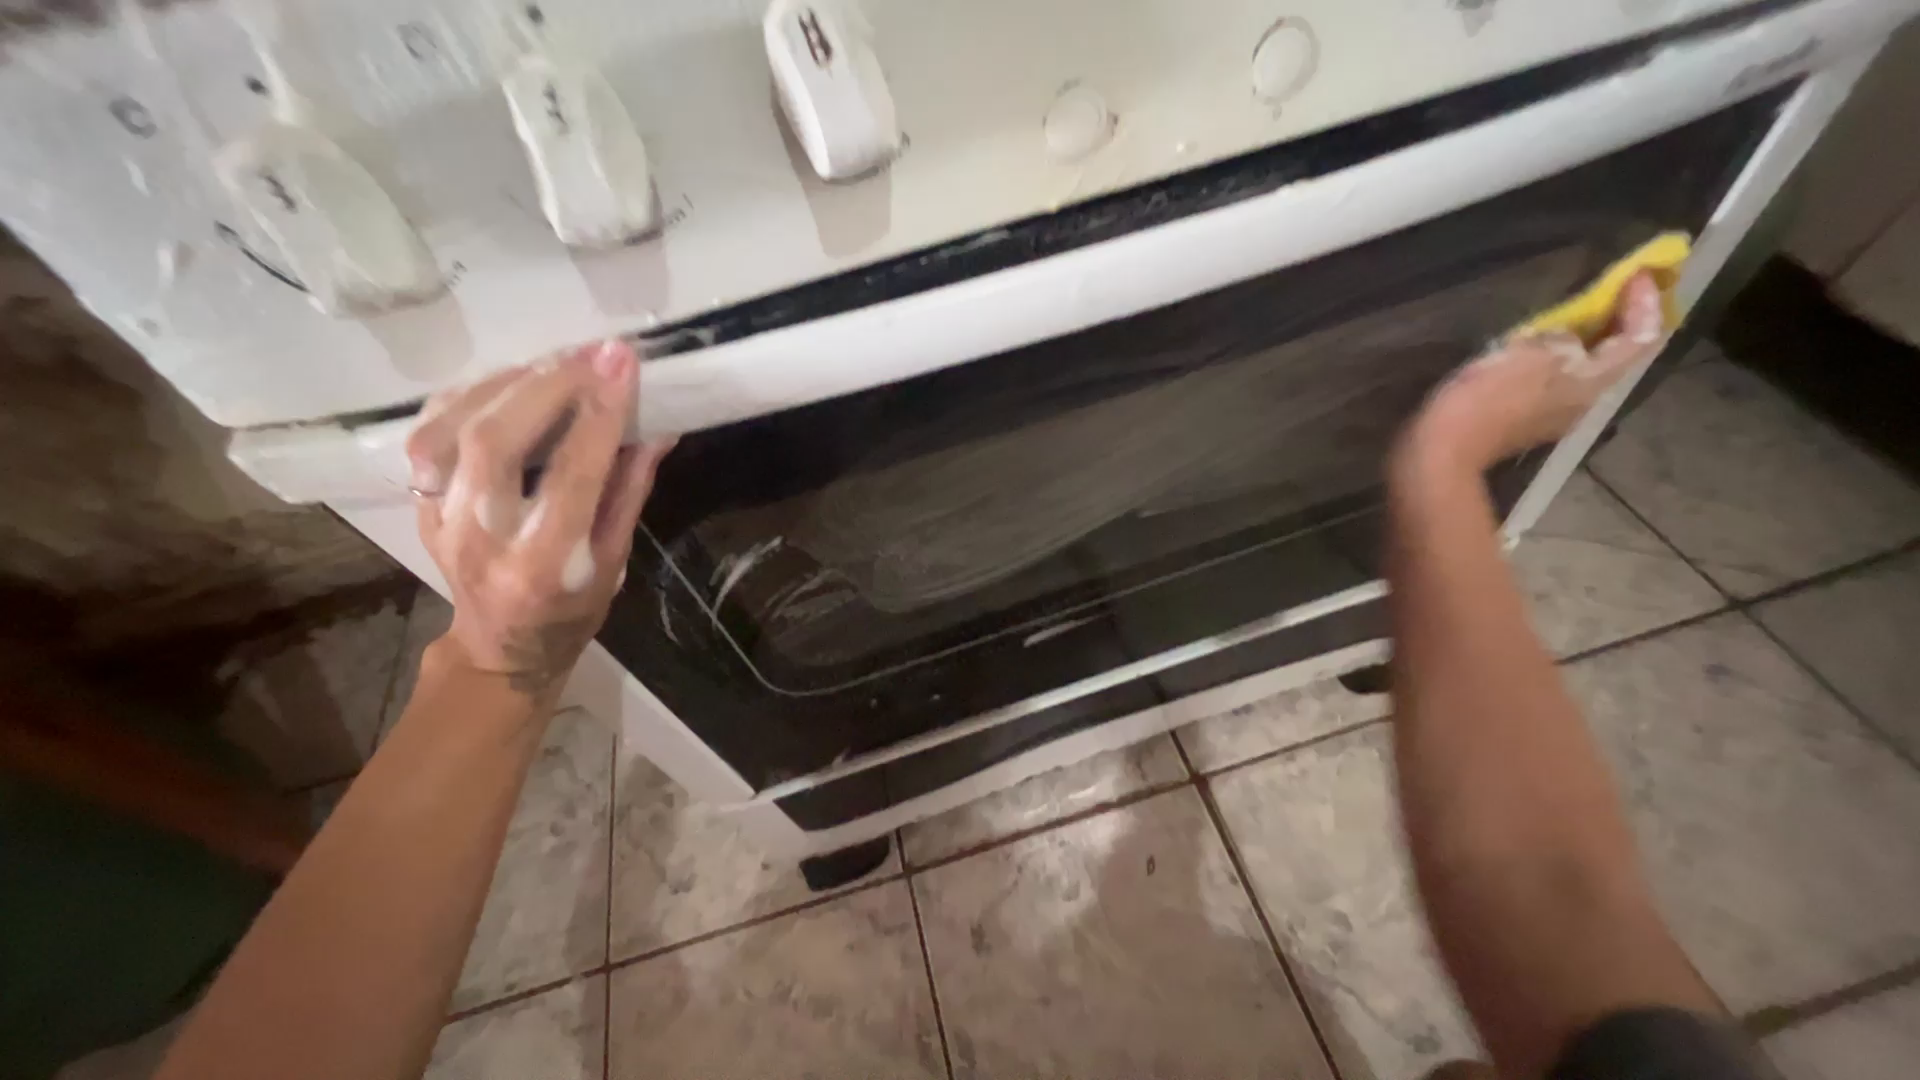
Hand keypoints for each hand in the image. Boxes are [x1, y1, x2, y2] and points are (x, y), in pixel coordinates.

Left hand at [405, 341, 674, 698]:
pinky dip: (471, 393)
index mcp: (543, 565)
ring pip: (450, 428)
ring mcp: (436, 518)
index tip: (624, 364)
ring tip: (558, 362)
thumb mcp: (617, 561)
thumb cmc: (572, 609)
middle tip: (593, 353)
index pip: (571, 477)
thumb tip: (655, 426)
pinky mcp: (416, 501)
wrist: (499, 644)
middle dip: (547, 386)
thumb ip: (630, 492)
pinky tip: (512, 381)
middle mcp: (480, 539)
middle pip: (494, 441)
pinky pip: (430, 430)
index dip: (599, 416)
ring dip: (507, 382)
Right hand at [1405, 272, 1667, 473]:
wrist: (1445, 449)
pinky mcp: (1525, 423)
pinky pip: (1555, 383)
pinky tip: (1537, 351)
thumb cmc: (1489, 397)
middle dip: (1618, 322)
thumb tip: (1568, 339)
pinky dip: (1558, 360)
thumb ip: (1561, 338)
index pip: (1642, 337)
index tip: (1638, 273)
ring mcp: (1555, 416)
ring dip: (1585, 342)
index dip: (1645, 303)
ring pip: (1585, 371)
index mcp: (1595, 381)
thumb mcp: (1530, 352)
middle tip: (1613, 293)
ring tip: (1573, 319)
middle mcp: (1586, 401)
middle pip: (1617, 357)